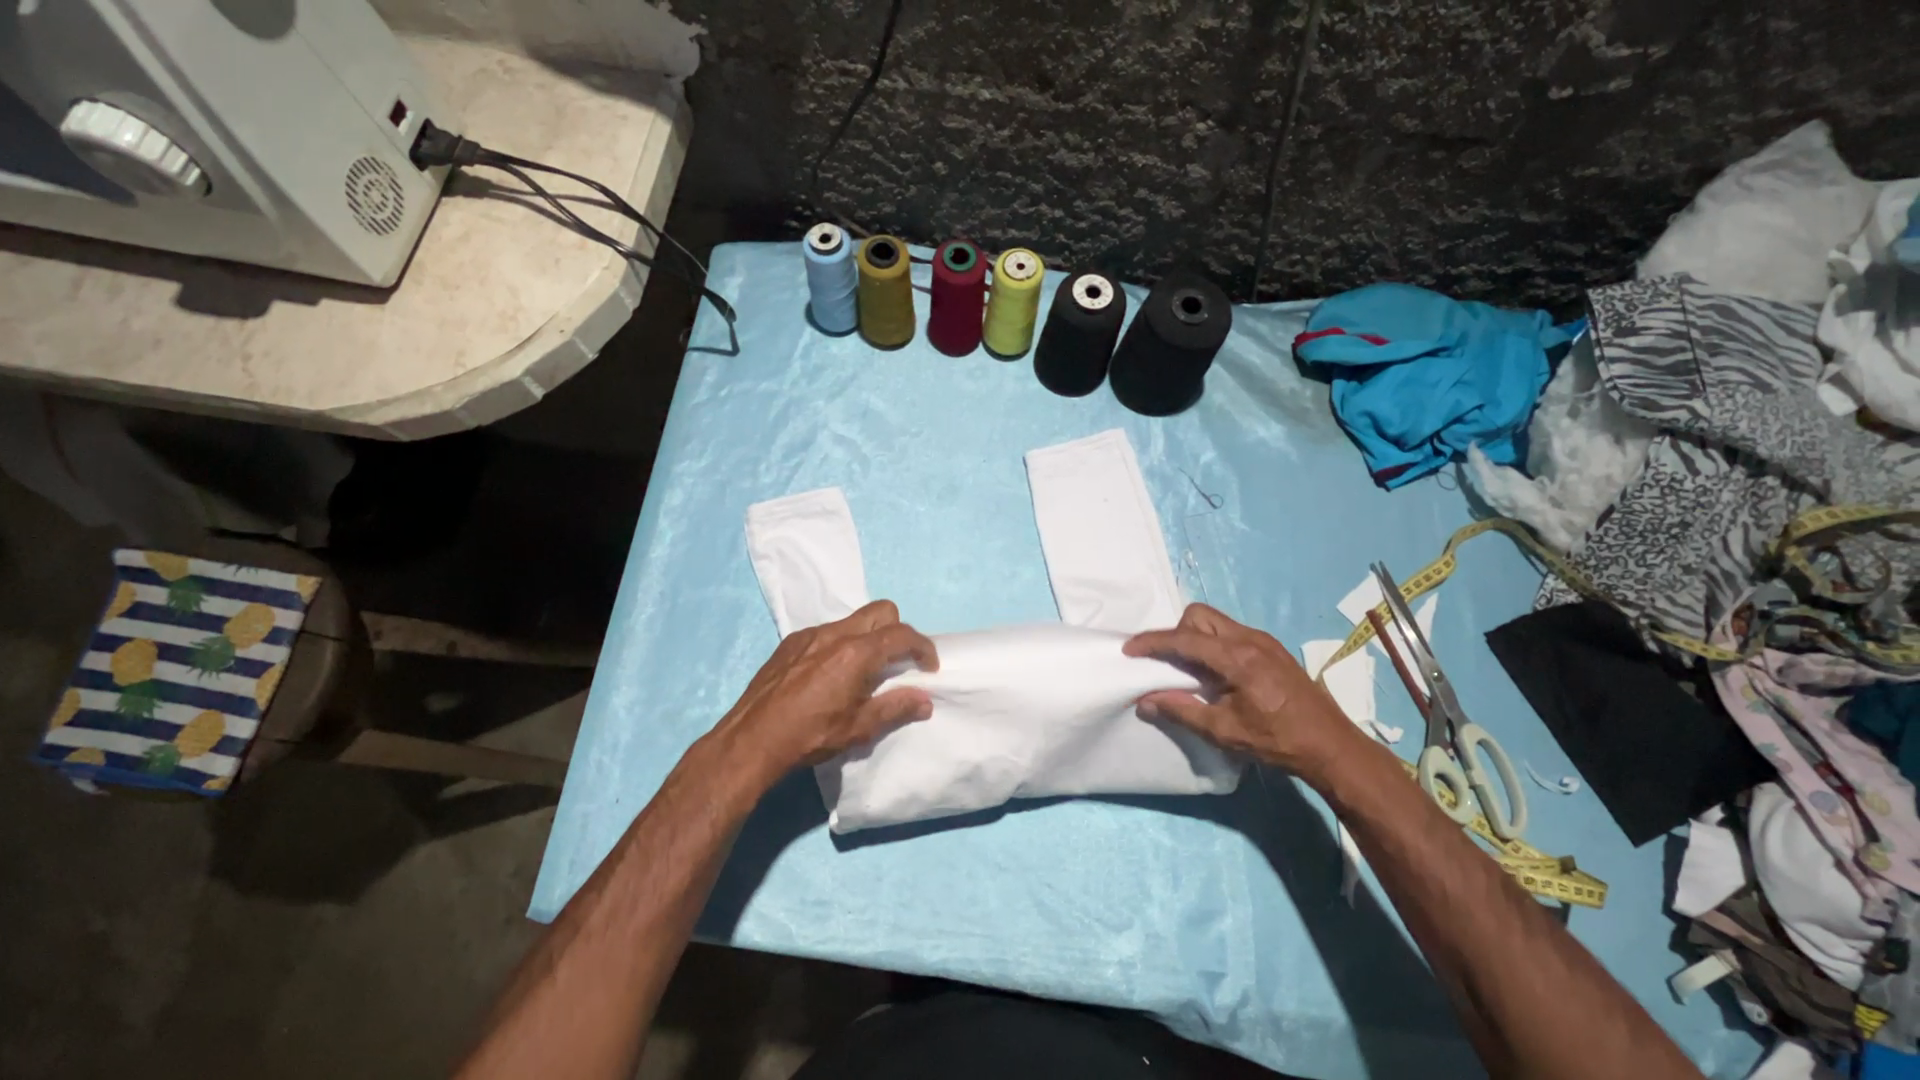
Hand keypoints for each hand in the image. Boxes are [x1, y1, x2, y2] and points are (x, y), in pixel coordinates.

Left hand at [714, 600, 938, 781]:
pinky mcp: (790, 643)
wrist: (751, 741)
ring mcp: (809, 635)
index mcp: (855, 653)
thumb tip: (924, 700)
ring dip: (868, 638)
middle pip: (881, 611)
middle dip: (898, 631)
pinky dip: (840, 644)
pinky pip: (826, 632)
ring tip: (863, 672)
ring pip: (852, 620)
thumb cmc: (809, 737)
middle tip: (898, 663)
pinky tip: (830, 676)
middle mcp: (834, 634)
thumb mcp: (858, 729)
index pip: (902, 635)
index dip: (923, 648)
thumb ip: (895, 708)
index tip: (929, 667)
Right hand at [1124, 603, 1365, 779]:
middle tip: (1166, 663)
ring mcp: (1264, 641)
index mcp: (1237, 658)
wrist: (1330, 746)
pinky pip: (1231, 633)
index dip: (1152, 642)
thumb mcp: (1224, 732)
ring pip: (1216, 622)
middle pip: (1199, 616)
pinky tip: (1215, 674)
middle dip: (1175, 632)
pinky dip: (1213, 644)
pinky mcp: (1272, 649)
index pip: (1184, 639)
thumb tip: (1145, 701)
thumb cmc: (1277, 741)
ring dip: (1195, 637)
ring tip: (1189, 670)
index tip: (1128, 649)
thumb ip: (1182, 712)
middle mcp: (1250, 640)